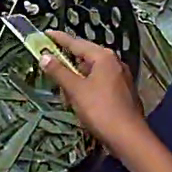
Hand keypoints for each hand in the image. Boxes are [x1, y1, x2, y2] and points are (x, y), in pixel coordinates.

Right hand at [40, 30, 149, 153]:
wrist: (127, 137)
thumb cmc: (100, 110)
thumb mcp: (75, 90)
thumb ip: (58, 71)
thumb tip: (44, 57)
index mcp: (104, 57)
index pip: (76, 43)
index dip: (59, 39)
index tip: (46, 34)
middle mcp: (114, 63)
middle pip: (84, 58)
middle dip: (67, 67)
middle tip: (53, 74)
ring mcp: (120, 78)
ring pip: (92, 73)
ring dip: (76, 82)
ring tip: (67, 96)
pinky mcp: (122, 92)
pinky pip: (99, 84)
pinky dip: (87, 89)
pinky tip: (81, 103)